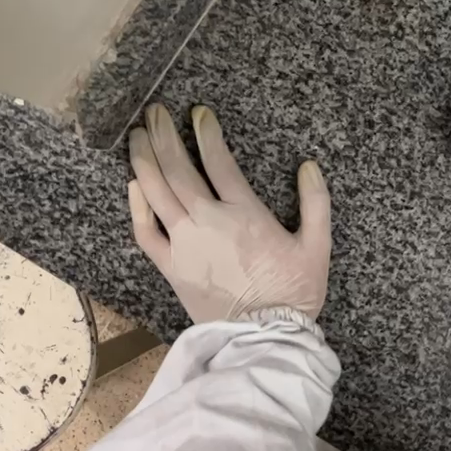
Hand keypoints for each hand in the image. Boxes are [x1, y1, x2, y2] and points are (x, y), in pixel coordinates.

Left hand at [127, 104, 331, 323]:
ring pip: (155, 192)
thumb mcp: (317, 247)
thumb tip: (309, 167)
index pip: (218, 161)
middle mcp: (208, 222)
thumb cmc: (294, 293)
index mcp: (245, 214)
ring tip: (138, 136)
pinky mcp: (172, 268)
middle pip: (178, 169)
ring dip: (144, 160)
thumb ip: (316, 204)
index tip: (198, 113)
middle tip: (155, 113)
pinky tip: (133, 185)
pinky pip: (146, 231)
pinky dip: (137, 205)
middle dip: (164, 136)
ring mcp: (185, 245)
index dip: (206, 133)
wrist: (265, 337)